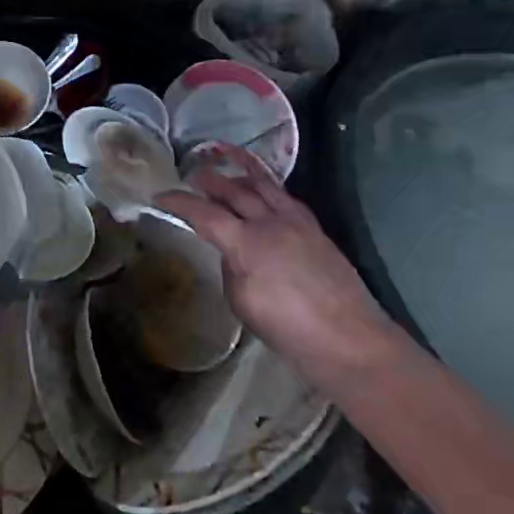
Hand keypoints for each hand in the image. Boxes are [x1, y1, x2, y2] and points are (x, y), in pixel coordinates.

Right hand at [154, 143, 398, 383]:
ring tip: (225, 169)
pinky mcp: (317, 231)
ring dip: (239, 175)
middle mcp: (270, 223)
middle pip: (232, 189)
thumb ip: (230, 266)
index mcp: (246, 242)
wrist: (353, 344)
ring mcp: (297, 224)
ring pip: (263, 185)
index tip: (159, 197)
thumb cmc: (289, 329)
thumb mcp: (241, 300)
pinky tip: (263, 192)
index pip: (202, 211)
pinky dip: (267, 188)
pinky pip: (286, 198)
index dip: (177, 201)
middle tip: (190, 177)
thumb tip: (230, 250)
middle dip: (208, 180)